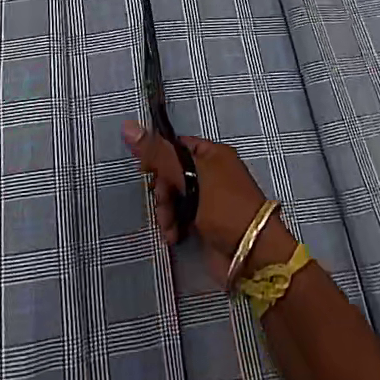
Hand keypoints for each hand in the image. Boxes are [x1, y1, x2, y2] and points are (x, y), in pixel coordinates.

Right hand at [123, 120, 297, 287]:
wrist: (252, 253)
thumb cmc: (225, 207)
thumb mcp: (191, 177)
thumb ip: (159, 155)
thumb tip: (127, 126)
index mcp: (212, 153)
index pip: (176, 147)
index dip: (159, 158)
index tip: (147, 172)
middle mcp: (211, 173)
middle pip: (172, 174)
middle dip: (163, 192)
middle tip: (164, 207)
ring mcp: (208, 199)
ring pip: (173, 197)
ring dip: (166, 212)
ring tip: (170, 228)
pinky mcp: (205, 222)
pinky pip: (180, 216)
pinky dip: (174, 225)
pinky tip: (175, 236)